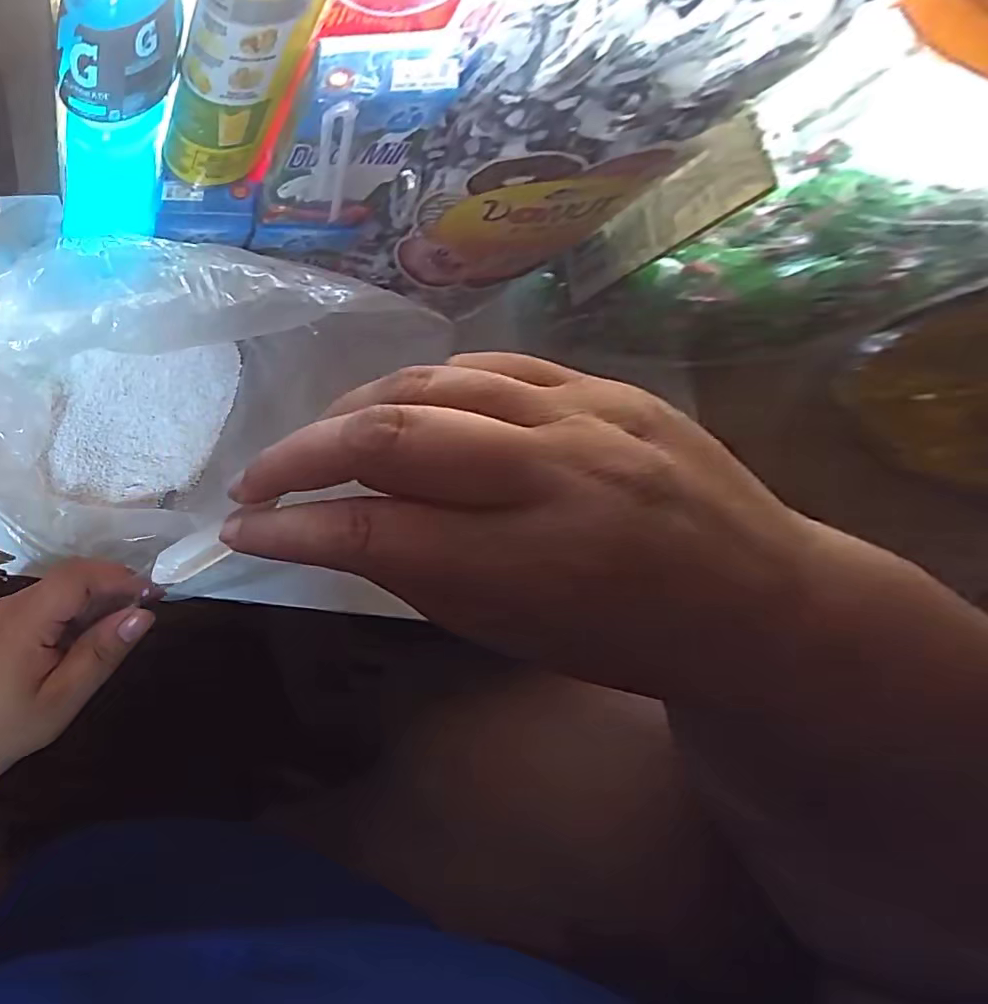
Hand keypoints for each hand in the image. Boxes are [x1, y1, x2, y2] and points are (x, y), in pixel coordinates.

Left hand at [0, 560, 156, 770]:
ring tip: (129, 616)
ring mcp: (6, 607)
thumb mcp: (65, 695)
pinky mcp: (5, 617)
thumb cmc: (13, 725)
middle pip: (68, 575)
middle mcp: (13, 602)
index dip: (118, 578)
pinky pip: (47, 599)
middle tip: (148, 603)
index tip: (155, 592)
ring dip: (95, 594)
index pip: (77, 578)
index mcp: (25, 617)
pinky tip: (94, 627)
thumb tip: (143, 615)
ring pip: (59, 585)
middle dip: (111, 582)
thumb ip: (102, 652)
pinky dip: (75, 606)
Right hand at [222, 353, 829, 698]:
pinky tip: (387, 414)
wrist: (766, 605)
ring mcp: (585, 413)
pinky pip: (477, 367)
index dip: (287, 529)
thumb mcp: (494, 627)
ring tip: (311, 446)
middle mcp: (557, 473)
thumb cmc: (611, 637)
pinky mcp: (599, 382)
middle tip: (253, 482)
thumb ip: (399, 566)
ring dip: (343, 415)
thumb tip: (313, 524)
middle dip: (296, 455)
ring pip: (423, 385)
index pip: (370, 530)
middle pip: (388, 435)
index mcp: (532, 559)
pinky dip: (413, 390)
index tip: (237, 531)